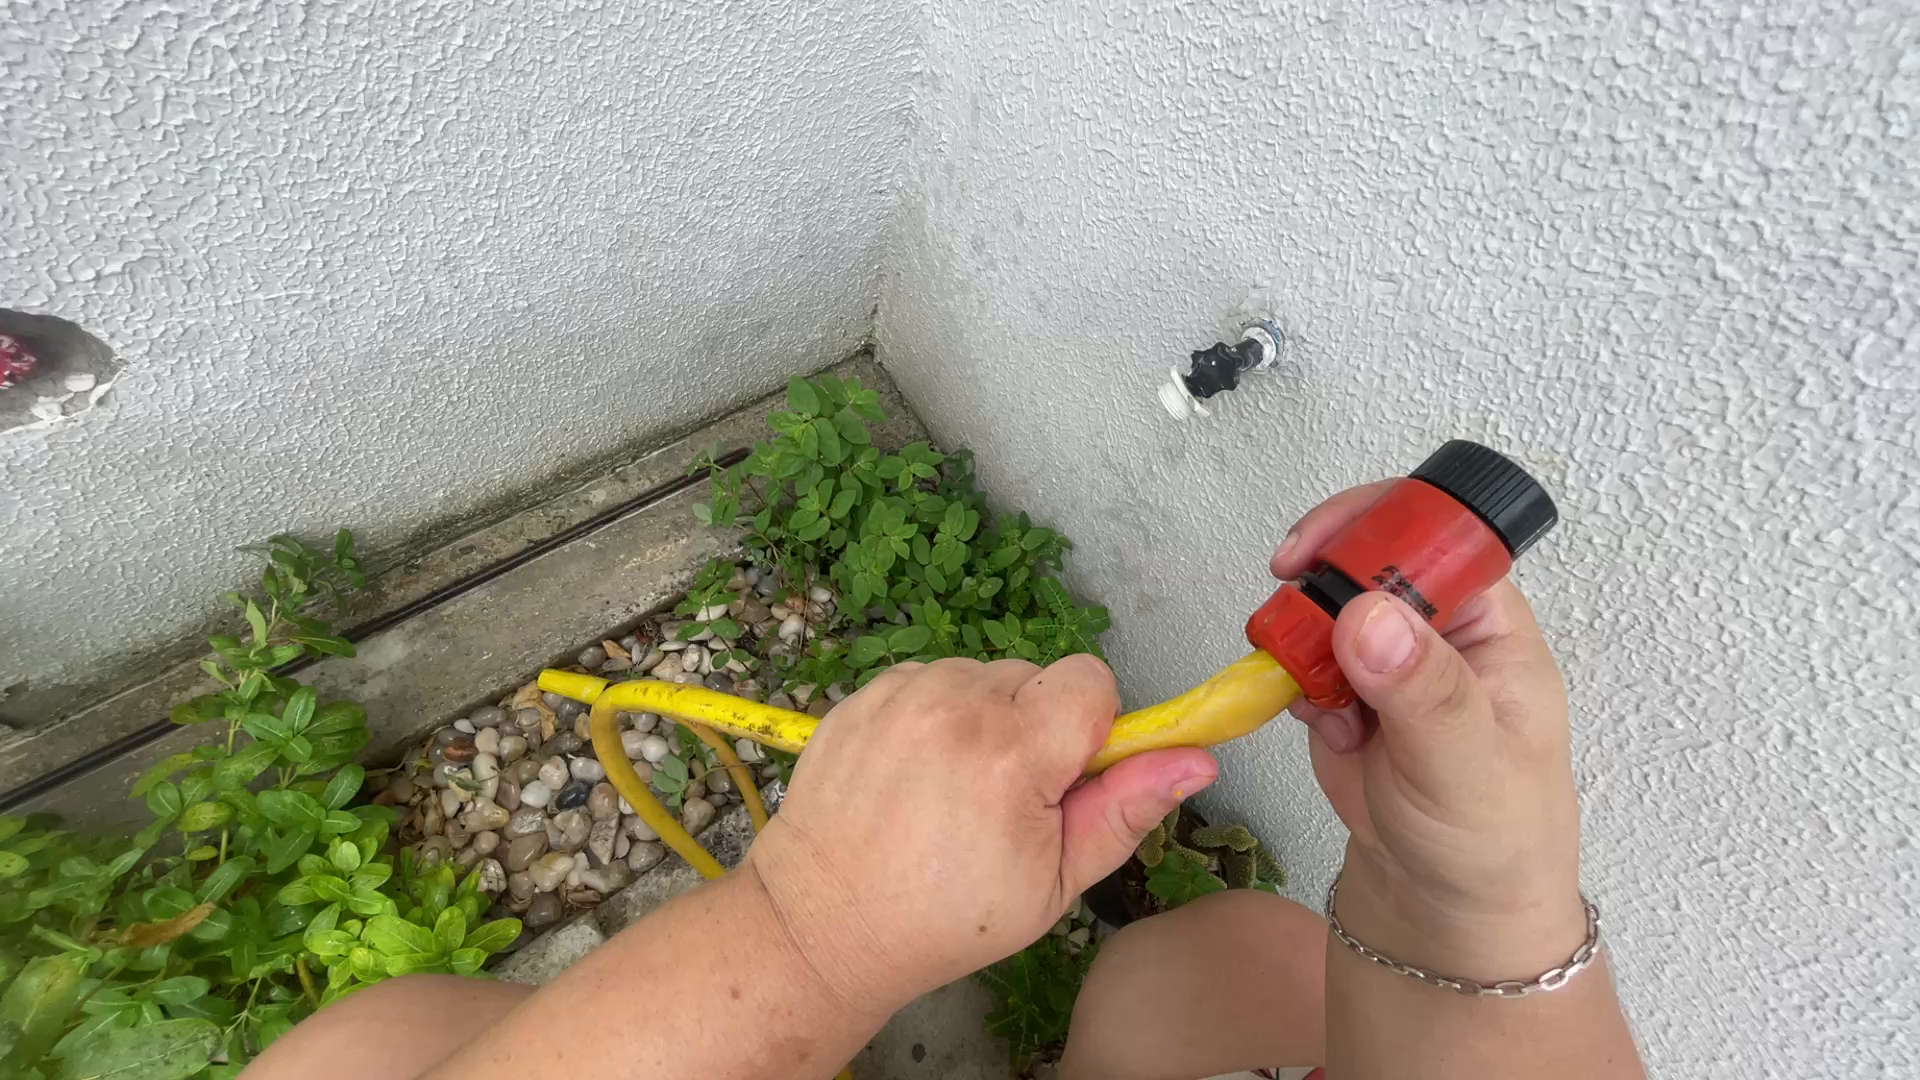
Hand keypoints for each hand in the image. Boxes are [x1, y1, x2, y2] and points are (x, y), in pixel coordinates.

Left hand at [743, 655, 1218, 1013]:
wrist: (825, 920)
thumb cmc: (949, 915)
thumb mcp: (1054, 882)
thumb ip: (1127, 809)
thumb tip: (1196, 759)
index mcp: (1012, 748)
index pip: (1092, 678)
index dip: (1091, 725)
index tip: (1064, 772)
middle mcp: (956, 700)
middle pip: (1037, 676)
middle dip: (1037, 723)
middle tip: (1003, 791)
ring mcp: (904, 689)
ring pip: (983, 675)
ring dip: (985, 716)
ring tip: (953, 783)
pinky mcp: (867, 690)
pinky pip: (932, 678)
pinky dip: (937, 711)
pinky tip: (915, 768)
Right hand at [1273, 482, 1586, 976]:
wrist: (1438, 896)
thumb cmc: (1490, 835)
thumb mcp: (1468, 767)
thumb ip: (1425, 694)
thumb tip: (1367, 614)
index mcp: (1485, 622)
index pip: (1434, 536)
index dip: (1375, 523)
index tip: (1314, 548)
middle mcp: (1430, 625)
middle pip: (1360, 558)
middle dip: (1316, 579)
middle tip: (1285, 608)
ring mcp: (1379, 655)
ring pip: (1318, 605)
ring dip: (1298, 638)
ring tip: (1316, 695)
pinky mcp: (1338, 685)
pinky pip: (1295, 654)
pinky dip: (1289, 679)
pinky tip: (1321, 725)